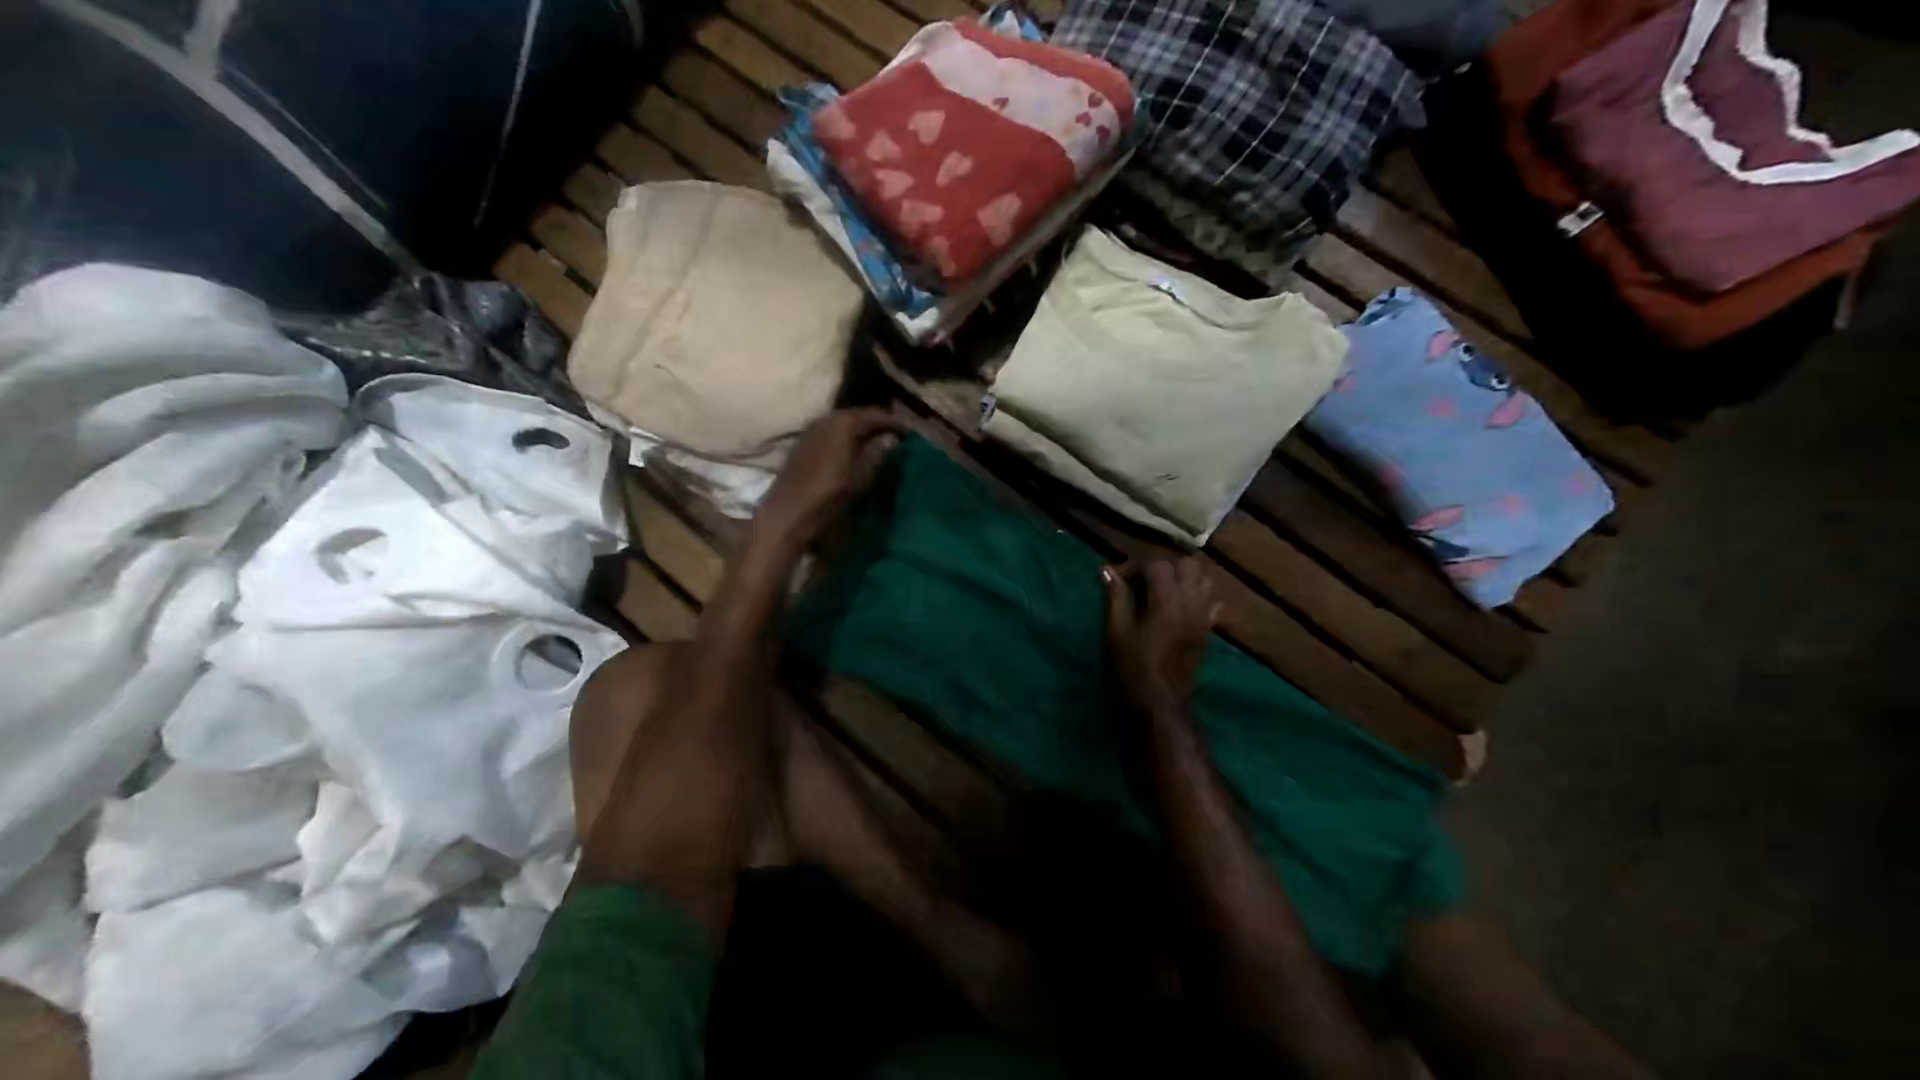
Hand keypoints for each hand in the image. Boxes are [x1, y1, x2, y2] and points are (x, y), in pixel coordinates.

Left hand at [752, 408, 903, 555]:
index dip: (896, 424)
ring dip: (861, 432)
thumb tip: (892, 439)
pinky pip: (832, 434)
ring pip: (843, 424)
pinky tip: (854, 451)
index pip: (876, 415)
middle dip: (878, 425)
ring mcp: (811, 430)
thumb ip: (878, 454)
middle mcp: (826, 418)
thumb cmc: (828, 494)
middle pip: (858, 416)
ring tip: (879, 444)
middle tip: (897, 437)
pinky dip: (846, 439)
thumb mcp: (861, 476)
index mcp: (843, 422)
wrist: (788, 513)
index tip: (912, 434)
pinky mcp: (802, 444)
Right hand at [1102, 558, 1220, 713]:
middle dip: (1165, 568)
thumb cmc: (1132, 663)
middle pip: (1188, 565)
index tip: (1118, 580)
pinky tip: (1181, 607)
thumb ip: (1116, 596)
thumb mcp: (1117, 628)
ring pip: (1204, 580)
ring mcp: (1203, 615)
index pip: (1156, 565)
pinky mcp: (1207, 629)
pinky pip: (1211, 602)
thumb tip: (1107, 570)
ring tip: (1163, 592)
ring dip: (1184, 580)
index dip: (1135, 567)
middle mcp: (1191, 602)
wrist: (1159, 698)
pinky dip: (1197, 597)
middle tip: (1145, 582)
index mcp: (1167, 599)